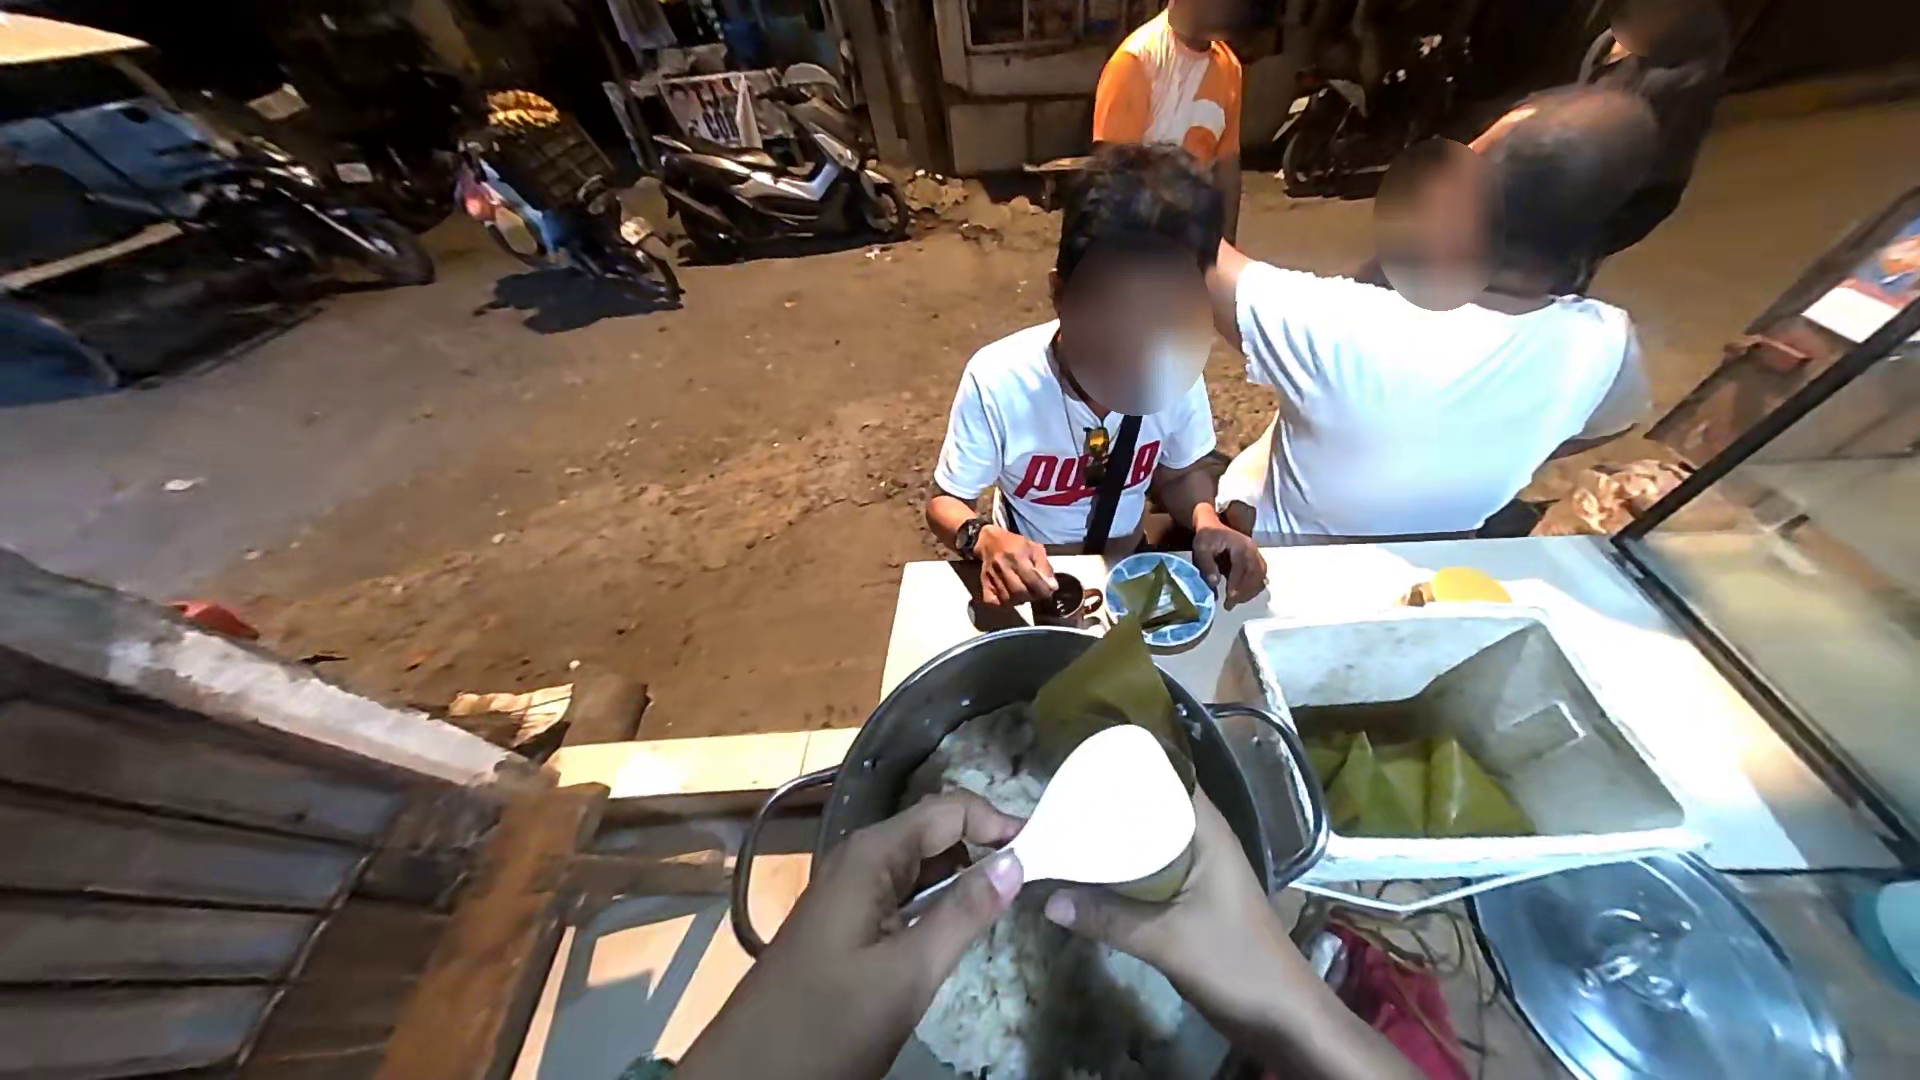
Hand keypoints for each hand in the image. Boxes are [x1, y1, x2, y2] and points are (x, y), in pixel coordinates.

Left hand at [676, 793, 1024, 1079]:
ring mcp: (852, 883)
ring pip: (920, 858)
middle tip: (1027, 873)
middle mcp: (862, 854)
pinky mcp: (849, 912)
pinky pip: (903, 886)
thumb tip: (1016, 859)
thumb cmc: (829, 1022)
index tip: (1039, 846)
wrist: (748, 1074)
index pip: (948, 809)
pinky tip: (956, 920)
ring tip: (1002, 894)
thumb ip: (964, 913)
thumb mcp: (907, 973)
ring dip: (961, 869)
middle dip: (981, 840)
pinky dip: (936, 893)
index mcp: (873, 852)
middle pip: (934, 827)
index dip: (996, 820)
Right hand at [974, 524, 1057, 606]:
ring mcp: (991, 576)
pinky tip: (1010, 597)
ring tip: (1025, 594)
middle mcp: (1002, 566)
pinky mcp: (984, 583)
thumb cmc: (1016, 545)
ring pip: (1008, 599)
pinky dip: (1003, 603)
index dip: (1043, 589)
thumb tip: (1052, 586)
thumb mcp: (1035, 549)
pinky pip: (992, 601)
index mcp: (1017, 556)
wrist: (990, 541)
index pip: (1032, 579)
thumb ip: (1045, 567)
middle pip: (1019, 592)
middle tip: (1037, 593)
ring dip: (1020, 600)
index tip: (1049, 591)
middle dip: (1032, 596)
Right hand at [1044, 796, 1426, 1079]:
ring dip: (1115, 830)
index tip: (1085, 758)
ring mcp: (1198, 863)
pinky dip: (1124, 858)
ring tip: (1070, 821)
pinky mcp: (1191, 890)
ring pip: (1148, 831)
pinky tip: (1093, 863)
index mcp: (1206, 828)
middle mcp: (1201, 836)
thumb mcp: (1166, 940)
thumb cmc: (1236, 963)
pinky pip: (1150, 859)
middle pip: (1151, 800)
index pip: (1167, 773)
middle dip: (1110, 797)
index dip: (1128, 761)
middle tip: (1065, 793)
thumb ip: (1107, 918)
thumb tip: (1047, 899)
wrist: (1286, 1020)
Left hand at [1192, 517, 1265, 607]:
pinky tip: (1242, 595)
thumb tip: (1215, 583)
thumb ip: (1206, 565)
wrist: (1212, 523)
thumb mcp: (1200, 548)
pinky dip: (1253, 587)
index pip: (1242, 569)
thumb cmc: (1206, 536)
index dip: (1236, 586)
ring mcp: (1257, 554)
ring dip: (1249, 591)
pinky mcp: (1256, 559)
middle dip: (1243, 592)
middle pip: (1255, 575)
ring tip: (1234, 601)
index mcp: (1241, 546)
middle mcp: (1253, 550)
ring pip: (1260, 577)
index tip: (1229, 599)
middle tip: (1230, 605)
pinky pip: (1260, 575)